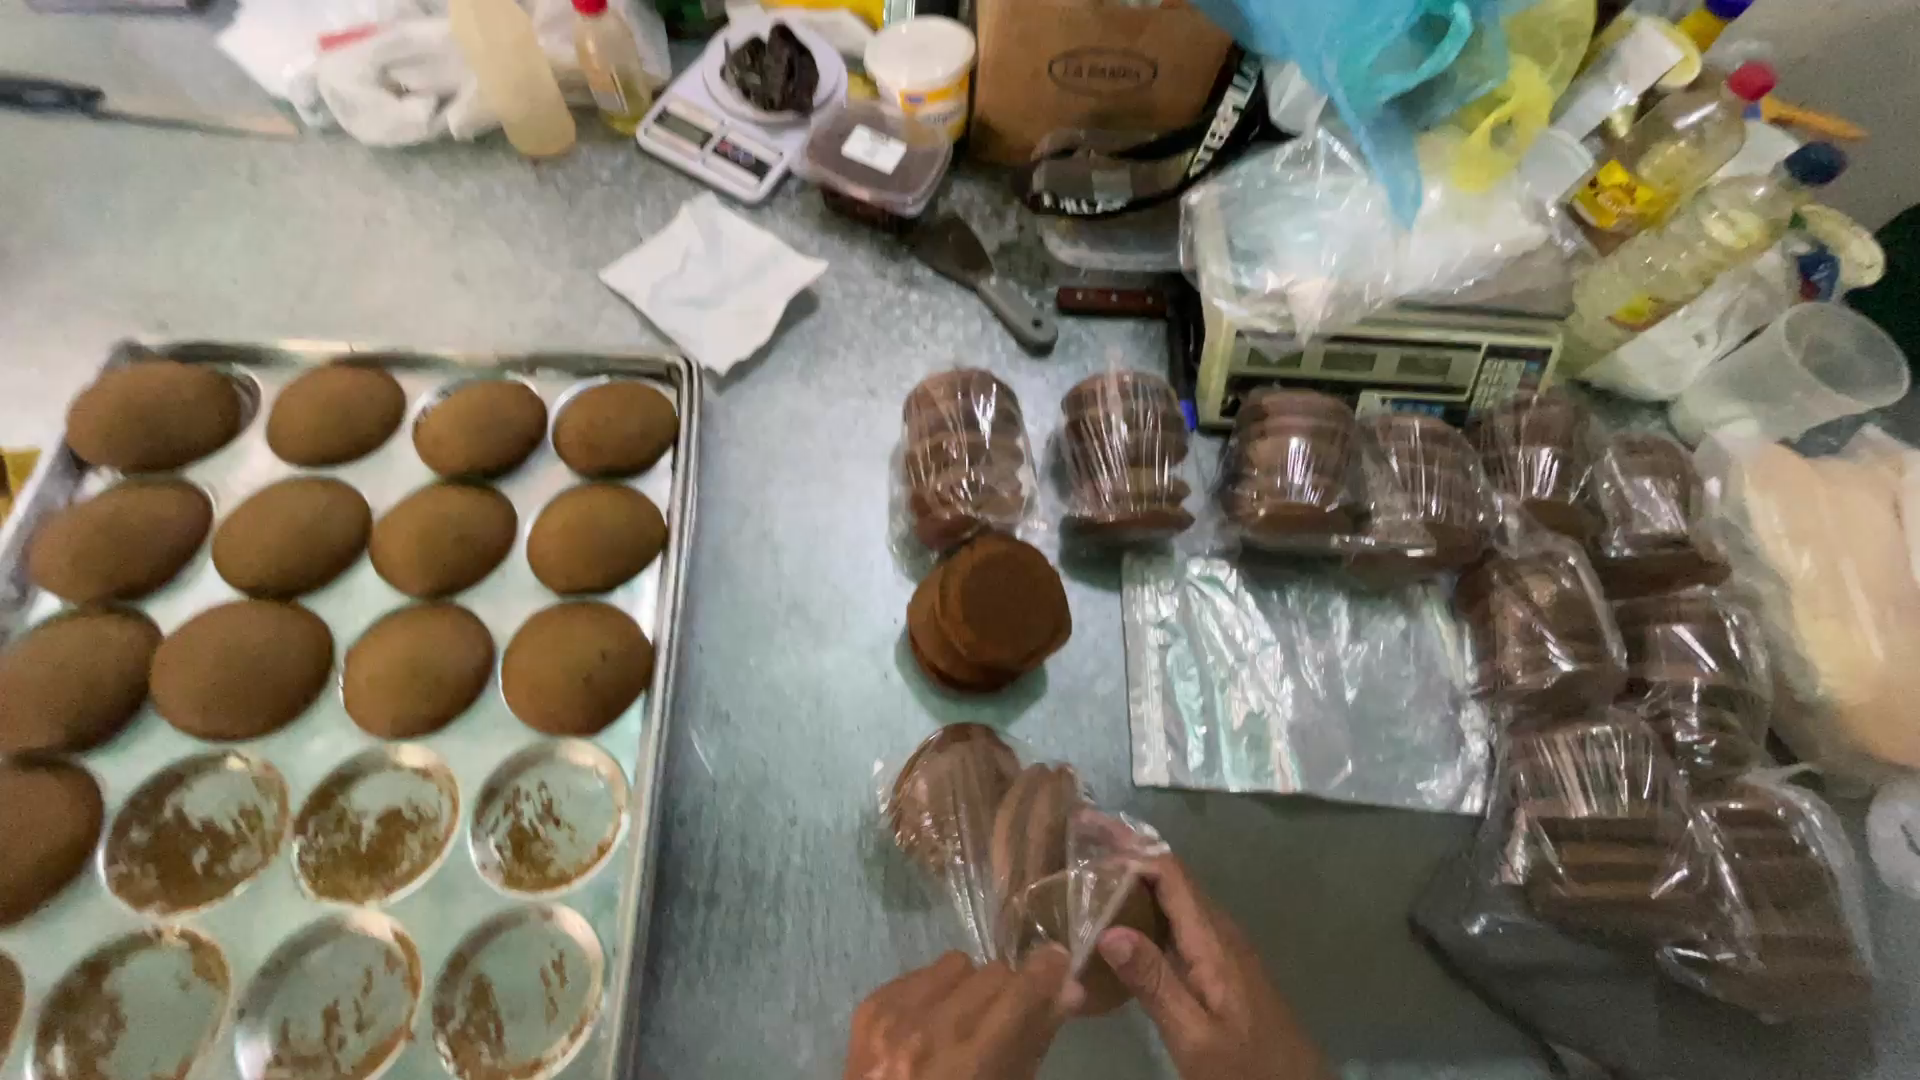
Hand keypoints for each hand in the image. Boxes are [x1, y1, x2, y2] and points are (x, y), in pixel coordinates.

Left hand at [845, 947, 1084, 1079]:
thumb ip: (1033, 1041)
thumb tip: (1069, 988)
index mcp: (964, 1069)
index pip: (1016, 997)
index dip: (1043, 973)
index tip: (1059, 957)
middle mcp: (925, 1035)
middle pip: (990, 973)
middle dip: (1006, 989)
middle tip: (1006, 1012)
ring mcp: (892, 1016)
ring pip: (957, 963)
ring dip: (968, 985)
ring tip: (963, 1018)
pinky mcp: (872, 1004)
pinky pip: (923, 971)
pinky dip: (935, 990)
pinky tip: (930, 1021)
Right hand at [1097, 856, 1328, 1079]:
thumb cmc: (1248, 1070)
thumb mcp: (1195, 1038)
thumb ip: (1154, 983)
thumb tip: (1107, 930)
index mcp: (1212, 940)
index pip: (1169, 872)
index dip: (1129, 850)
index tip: (1089, 839)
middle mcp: (1218, 931)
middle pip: (1169, 876)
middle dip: (1127, 854)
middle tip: (1082, 843)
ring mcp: (1221, 948)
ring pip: (1173, 897)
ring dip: (1134, 879)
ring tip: (1090, 875)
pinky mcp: (1219, 967)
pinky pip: (1177, 921)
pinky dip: (1145, 908)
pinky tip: (1120, 921)